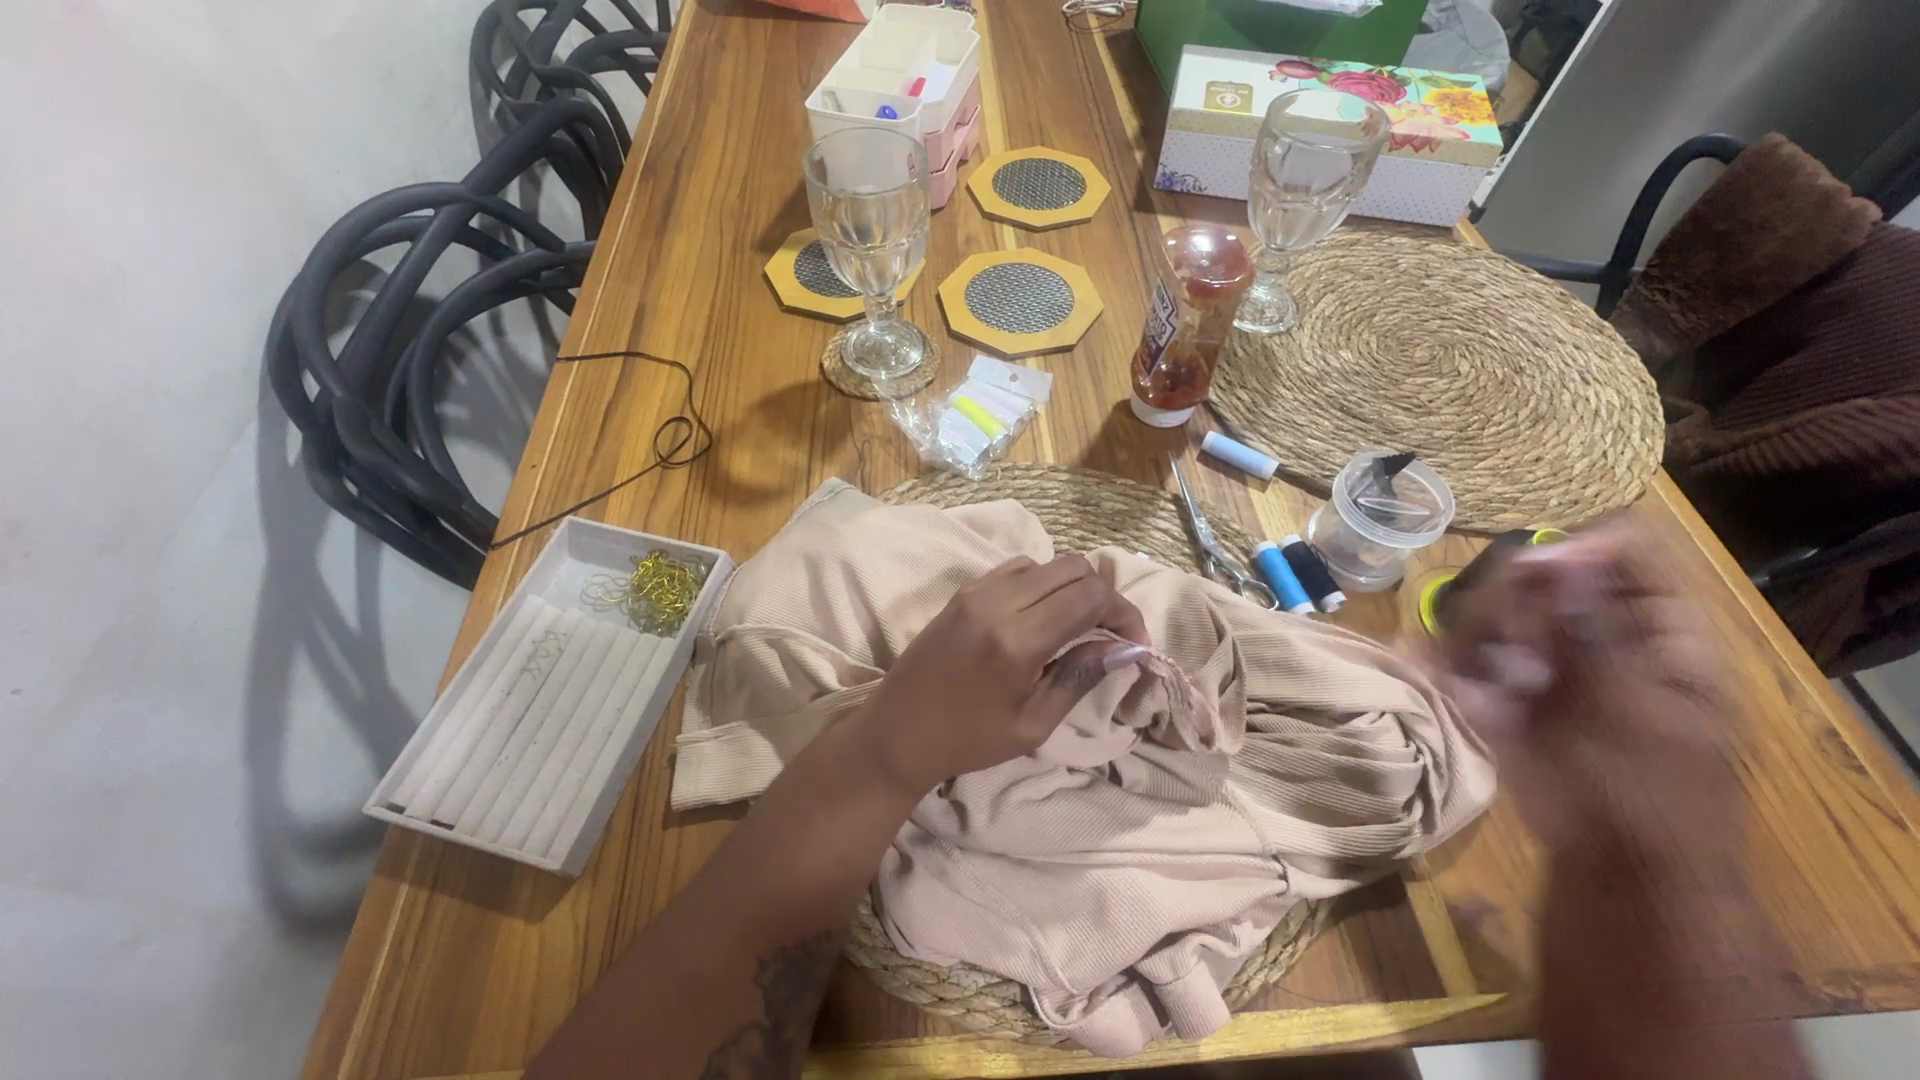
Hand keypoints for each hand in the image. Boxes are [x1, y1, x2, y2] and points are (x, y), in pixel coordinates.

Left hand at [851, 555, 1150, 796]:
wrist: (896, 733)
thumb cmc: (967, 741)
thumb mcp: (1033, 725)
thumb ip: (1079, 677)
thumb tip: (1122, 646)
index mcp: (1018, 640)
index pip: (1092, 596)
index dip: (1124, 613)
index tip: (1134, 643)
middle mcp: (998, 602)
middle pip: (1074, 567)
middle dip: (1104, 596)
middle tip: (1110, 634)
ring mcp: (976, 592)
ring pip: (1046, 562)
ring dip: (1072, 587)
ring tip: (1077, 627)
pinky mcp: (963, 592)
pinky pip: (1016, 568)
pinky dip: (1041, 583)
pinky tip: (1041, 617)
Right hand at [1432, 525, 1736, 853]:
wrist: (1616, 869)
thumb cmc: (1652, 793)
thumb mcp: (1636, 706)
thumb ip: (1593, 626)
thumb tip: (1555, 554)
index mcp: (1655, 631)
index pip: (1624, 552)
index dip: (1578, 550)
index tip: (1534, 575)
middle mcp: (1592, 634)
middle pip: (1537, 576)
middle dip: (1516, 610)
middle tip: (1522, 660)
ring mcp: (1541, 663)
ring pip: (1490, 612)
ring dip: (1480, 642)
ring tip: (1497, 687)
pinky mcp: (1497, 692)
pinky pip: (1456, 657)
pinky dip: (1442, 664)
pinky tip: (1444, 681)